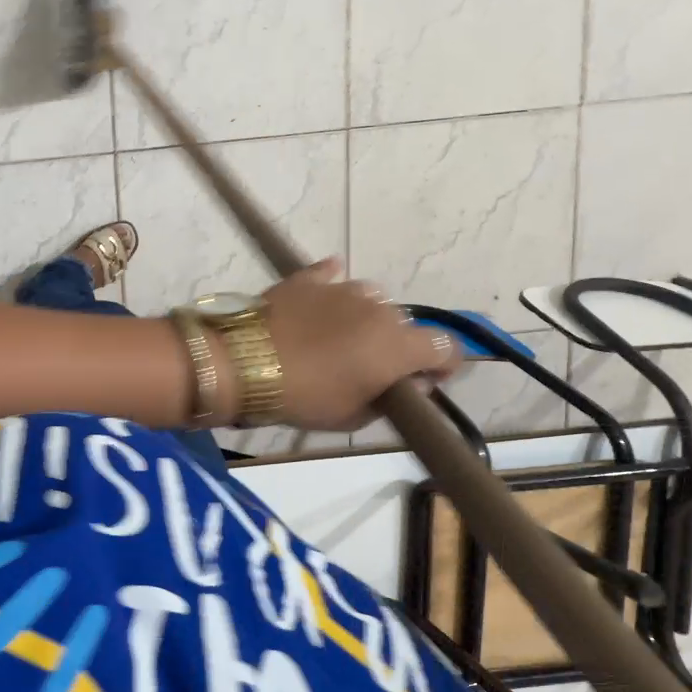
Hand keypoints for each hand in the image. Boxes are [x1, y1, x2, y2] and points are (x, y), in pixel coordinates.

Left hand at [262, 258, 461, 431]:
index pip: (446, 347)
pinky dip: (331, 282)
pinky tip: (325, 292)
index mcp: (399, 345)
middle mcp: (378, 309)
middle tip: (370, 364)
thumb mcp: (355, 416)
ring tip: (341, 334)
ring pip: (369, 296)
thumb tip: (411, 382)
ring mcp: (340, 288)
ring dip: (364, 314)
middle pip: (403, 322)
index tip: (425, 379)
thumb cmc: (306, 396)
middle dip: (396, 342)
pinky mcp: (305, 279)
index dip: (442, 365)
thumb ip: (390, 398)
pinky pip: (328, 274)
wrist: (245, 362)